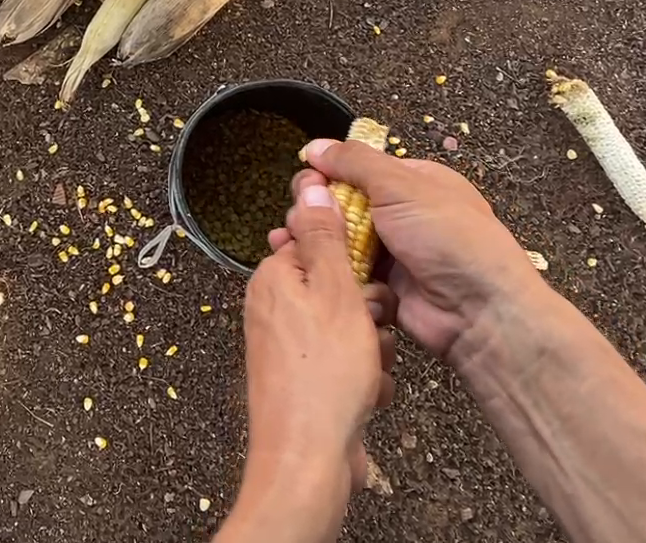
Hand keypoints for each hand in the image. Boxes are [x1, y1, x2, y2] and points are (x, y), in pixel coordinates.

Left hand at [239, 182, 384, 502]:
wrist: (307, 460)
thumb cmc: (322, 377)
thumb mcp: (335, 293)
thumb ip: (326, 238)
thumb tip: (310, 185)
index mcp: (273, 277)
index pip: (317, 244)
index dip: (352, 262)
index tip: (371, 281)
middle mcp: (272, 306)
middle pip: (336, 287)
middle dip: (367, 311)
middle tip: (373, 331)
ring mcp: (284, 345)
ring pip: (346, 327)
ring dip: (370, 347)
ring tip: (369, 369)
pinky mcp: (300, 378)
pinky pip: (342, 362)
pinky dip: (361, 376)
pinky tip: (366, 395)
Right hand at [272, 139, 547, 362]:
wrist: (480, 314)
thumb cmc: (449, 239)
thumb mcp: (402, 186)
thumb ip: (355, 162)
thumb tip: (315, 146)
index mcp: (413, 182)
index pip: (358, 166)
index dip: (329, 170)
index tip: (307, 181)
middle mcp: (400, 213)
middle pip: (343, 201)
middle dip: (318, 205)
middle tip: (300, 214)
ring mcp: (391, 250)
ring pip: (340, 236)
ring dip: (317, 236)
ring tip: (292, 240)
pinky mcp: (381, 284)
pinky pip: (345, 268)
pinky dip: (326, 265)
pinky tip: (300, 263)